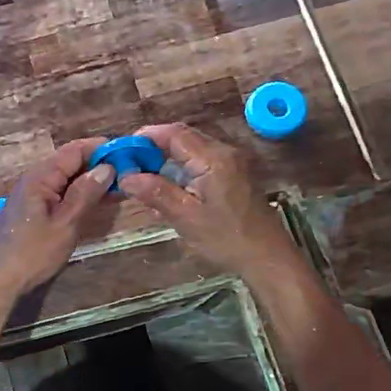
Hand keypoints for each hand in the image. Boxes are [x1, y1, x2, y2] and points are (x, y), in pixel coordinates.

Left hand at [0, 138, 113, 301]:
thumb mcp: (65, 223)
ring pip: (67, 181)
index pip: (75, 150)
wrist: (0, 282)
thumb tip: (107, 167)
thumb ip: (85, 193)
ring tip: (120, 188)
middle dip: (99, 166)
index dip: (101, 149)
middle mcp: (35, 180)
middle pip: (71, 163)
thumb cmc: (33, 253)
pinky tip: (97, 204)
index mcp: (40, 177)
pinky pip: (60, 196)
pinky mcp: (34, 213)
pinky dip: (79, 196)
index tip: (128, 153)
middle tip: (130, 173)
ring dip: (91, 183)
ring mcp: (33, 197)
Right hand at [117, 124, 302, 280]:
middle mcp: (224, 153)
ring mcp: (232, 164)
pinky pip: (203, 164)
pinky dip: (183, 170)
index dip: (147, 137)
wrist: (266, 256)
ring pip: (193, 151)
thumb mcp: (186, 217)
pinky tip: (169, 189)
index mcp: (212, 159)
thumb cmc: (226, 238)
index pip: (174, 134)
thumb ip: (156, 192)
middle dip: (155, 148)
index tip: (124, 149)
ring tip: (144, 178)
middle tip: (130, 165)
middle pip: (184, 139)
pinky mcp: (235, 176)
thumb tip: (126, 176)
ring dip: (168, 160)